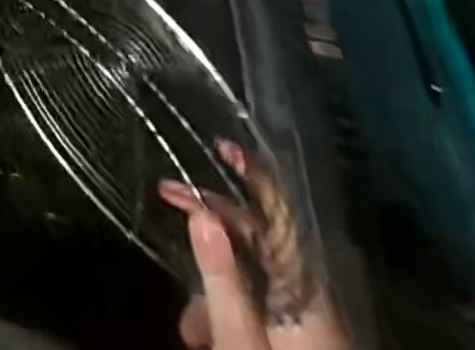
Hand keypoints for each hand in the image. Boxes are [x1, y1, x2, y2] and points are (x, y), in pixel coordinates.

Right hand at [161, 142, 349, 349]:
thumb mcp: (243, 343)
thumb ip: (223, 278)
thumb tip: (201, 213)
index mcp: (302, 284)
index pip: (278, 211)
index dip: (252, 174)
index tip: (218, 145)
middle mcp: (306, 291)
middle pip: (256, 237)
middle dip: (210, 228)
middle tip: (167, 201)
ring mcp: (302, 317)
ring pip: (250, 277)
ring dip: (213, 288)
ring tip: (188, 331)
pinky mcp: (295, 338)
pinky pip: (256, 308)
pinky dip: (227, 315)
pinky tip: (205, 339)